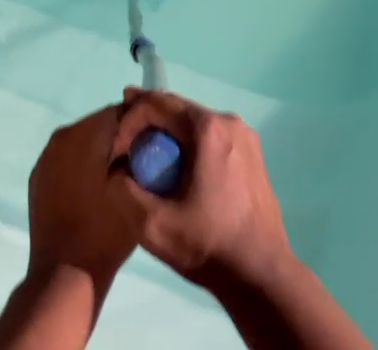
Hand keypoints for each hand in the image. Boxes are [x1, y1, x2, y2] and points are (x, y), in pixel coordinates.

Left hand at [26, 103, 136, 285]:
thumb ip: (139, 151)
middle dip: (119, 138)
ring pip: (82, 141)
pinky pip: (67, 160)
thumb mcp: (136, 186)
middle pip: (99, 124)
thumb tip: (140, 139)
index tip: (152, 145)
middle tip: (140, 162)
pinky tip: (94, 191)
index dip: (139, 125)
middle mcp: (60, 136)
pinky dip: (81, 166)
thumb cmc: (106, 230)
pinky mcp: (38, 178)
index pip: (119, 111)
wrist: (65, 274)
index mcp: (84, 133)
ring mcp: (45, 158)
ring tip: (118, 178)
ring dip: (99, 152)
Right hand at [107, 88, 293, 289]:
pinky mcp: (252, 154)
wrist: (261, 274)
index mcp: (208, 129)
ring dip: (167, 132)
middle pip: (177, 108)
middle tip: (121, 139)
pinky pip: (211, 137)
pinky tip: (176, 165)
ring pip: (194, 122)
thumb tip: (118, 169)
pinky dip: (188, 143)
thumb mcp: (151, 224)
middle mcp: (229, 122)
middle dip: (145, 120)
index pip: (157, 103)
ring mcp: (245, 137)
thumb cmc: (207, 245)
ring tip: (144, 151)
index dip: (128, 121)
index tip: (116, 155)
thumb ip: (122, 189)